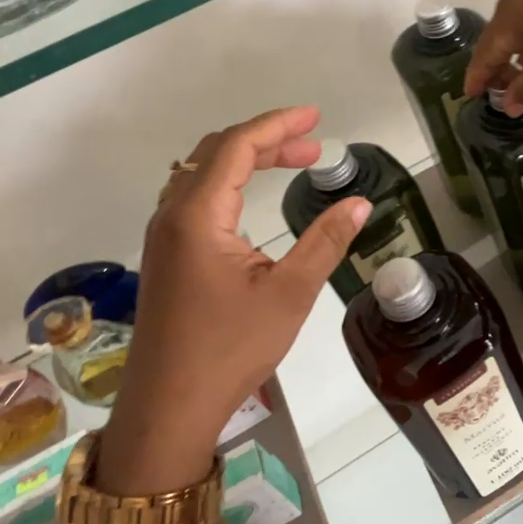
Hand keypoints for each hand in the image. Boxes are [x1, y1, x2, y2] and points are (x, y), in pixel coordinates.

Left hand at [98, 107, 368, 493]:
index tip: (316, 117)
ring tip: (293, 164)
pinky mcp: (166, 257)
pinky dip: (229, 182)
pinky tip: (252, 201)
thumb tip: (358, 203)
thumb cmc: (230, 348)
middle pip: (216, 152)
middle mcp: (172, 215)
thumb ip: (325, 242)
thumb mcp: (289, 293)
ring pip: (201, 173)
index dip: (278, 125)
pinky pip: (194, 196)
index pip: (237, 147)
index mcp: (198, 216)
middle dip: (267, 140)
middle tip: (315, 147)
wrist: (168, 406)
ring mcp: (164, 237)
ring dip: (247, 160)